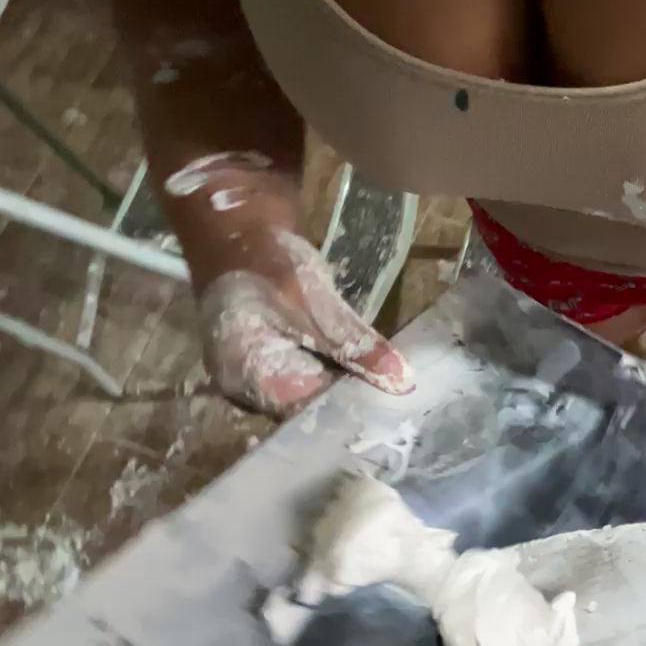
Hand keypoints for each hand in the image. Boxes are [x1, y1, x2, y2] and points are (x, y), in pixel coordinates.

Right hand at [165, 153, 414, 415]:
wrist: (237, 230)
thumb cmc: (266, 262)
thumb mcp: (316, 302)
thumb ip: (356, 345)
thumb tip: (402, 382)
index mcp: (250, 379)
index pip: (312, 415)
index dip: (357, 411)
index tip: (400, 406)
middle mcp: (250, 391)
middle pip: (314, 412)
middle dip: (358, 403)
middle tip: (408, 399)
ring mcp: (260, 379)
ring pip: (318, 396)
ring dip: (354, 389)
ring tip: (400, 390)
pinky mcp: (275, 364)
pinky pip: (315, 380)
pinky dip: (343, 374)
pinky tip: (377, 372)